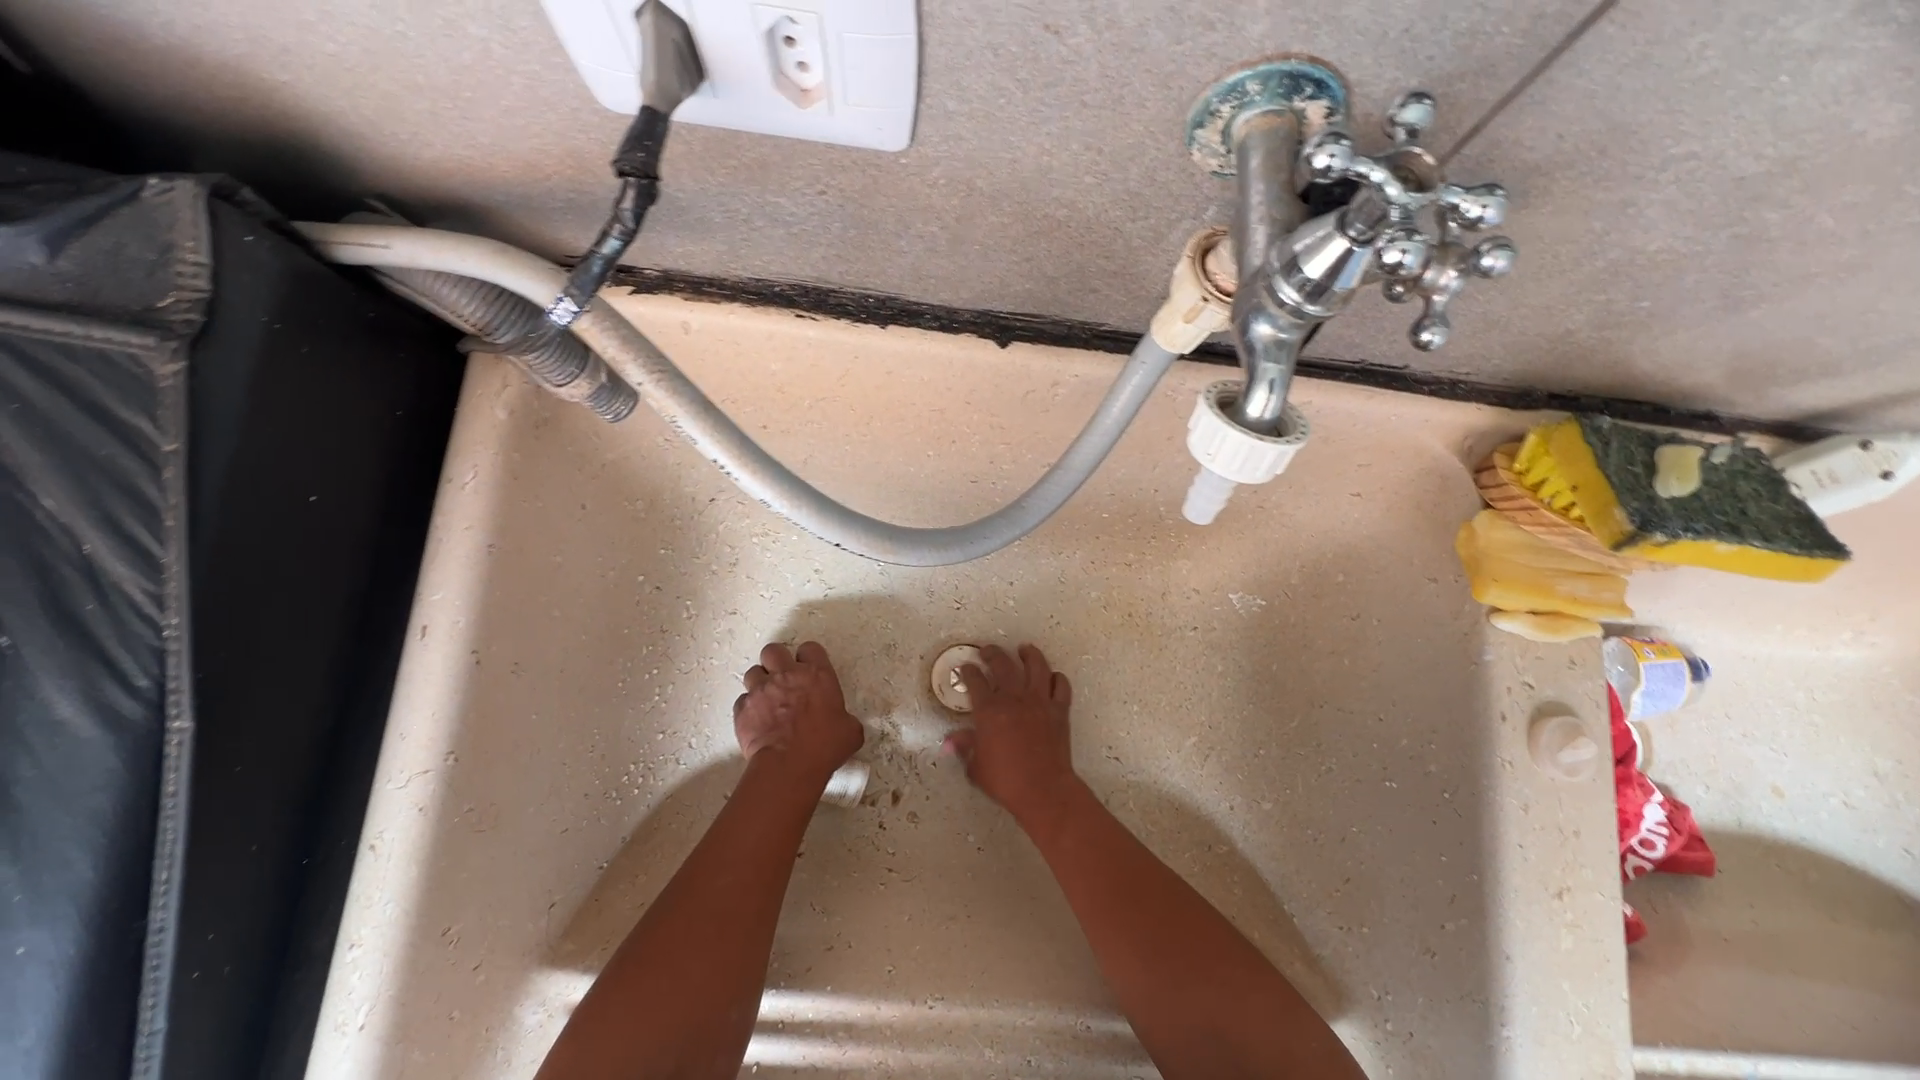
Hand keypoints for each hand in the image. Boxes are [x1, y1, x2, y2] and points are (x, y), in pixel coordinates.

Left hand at [734, 642, 864, 783]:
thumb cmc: (824, 746)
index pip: (810, 648)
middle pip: (773, 650)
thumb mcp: (850, 731)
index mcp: (817, 675)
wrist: (790, 765)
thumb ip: (845, 719)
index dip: (807, 657)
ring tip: (766, 700)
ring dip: (759, 683)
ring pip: (753, 672)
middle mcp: (787, 676)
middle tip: (781, 678)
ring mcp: (762, 690)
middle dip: (775, 661)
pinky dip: (748, 708)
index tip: (808, 669)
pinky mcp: (743, 709)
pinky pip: (742, 701)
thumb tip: (844, 725)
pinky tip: (756, 721)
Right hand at [942, 643, 1079, 825]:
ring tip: (1024, 649)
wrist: (1043, 789)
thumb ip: (965, 748)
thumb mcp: (976, 767)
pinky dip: (1056, 678)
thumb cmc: (1006, 781)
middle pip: (1003, 665)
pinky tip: (1052, 677)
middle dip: (993, 653)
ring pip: (1036, 666)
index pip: (976, 681)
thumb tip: (951, 741)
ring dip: (1029, 655)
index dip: (969, 672)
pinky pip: (1060, 686)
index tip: (966, 667)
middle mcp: (1014, 699)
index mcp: (989, 711)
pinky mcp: (1060, 710)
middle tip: (987, 650)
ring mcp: (1040, 702)